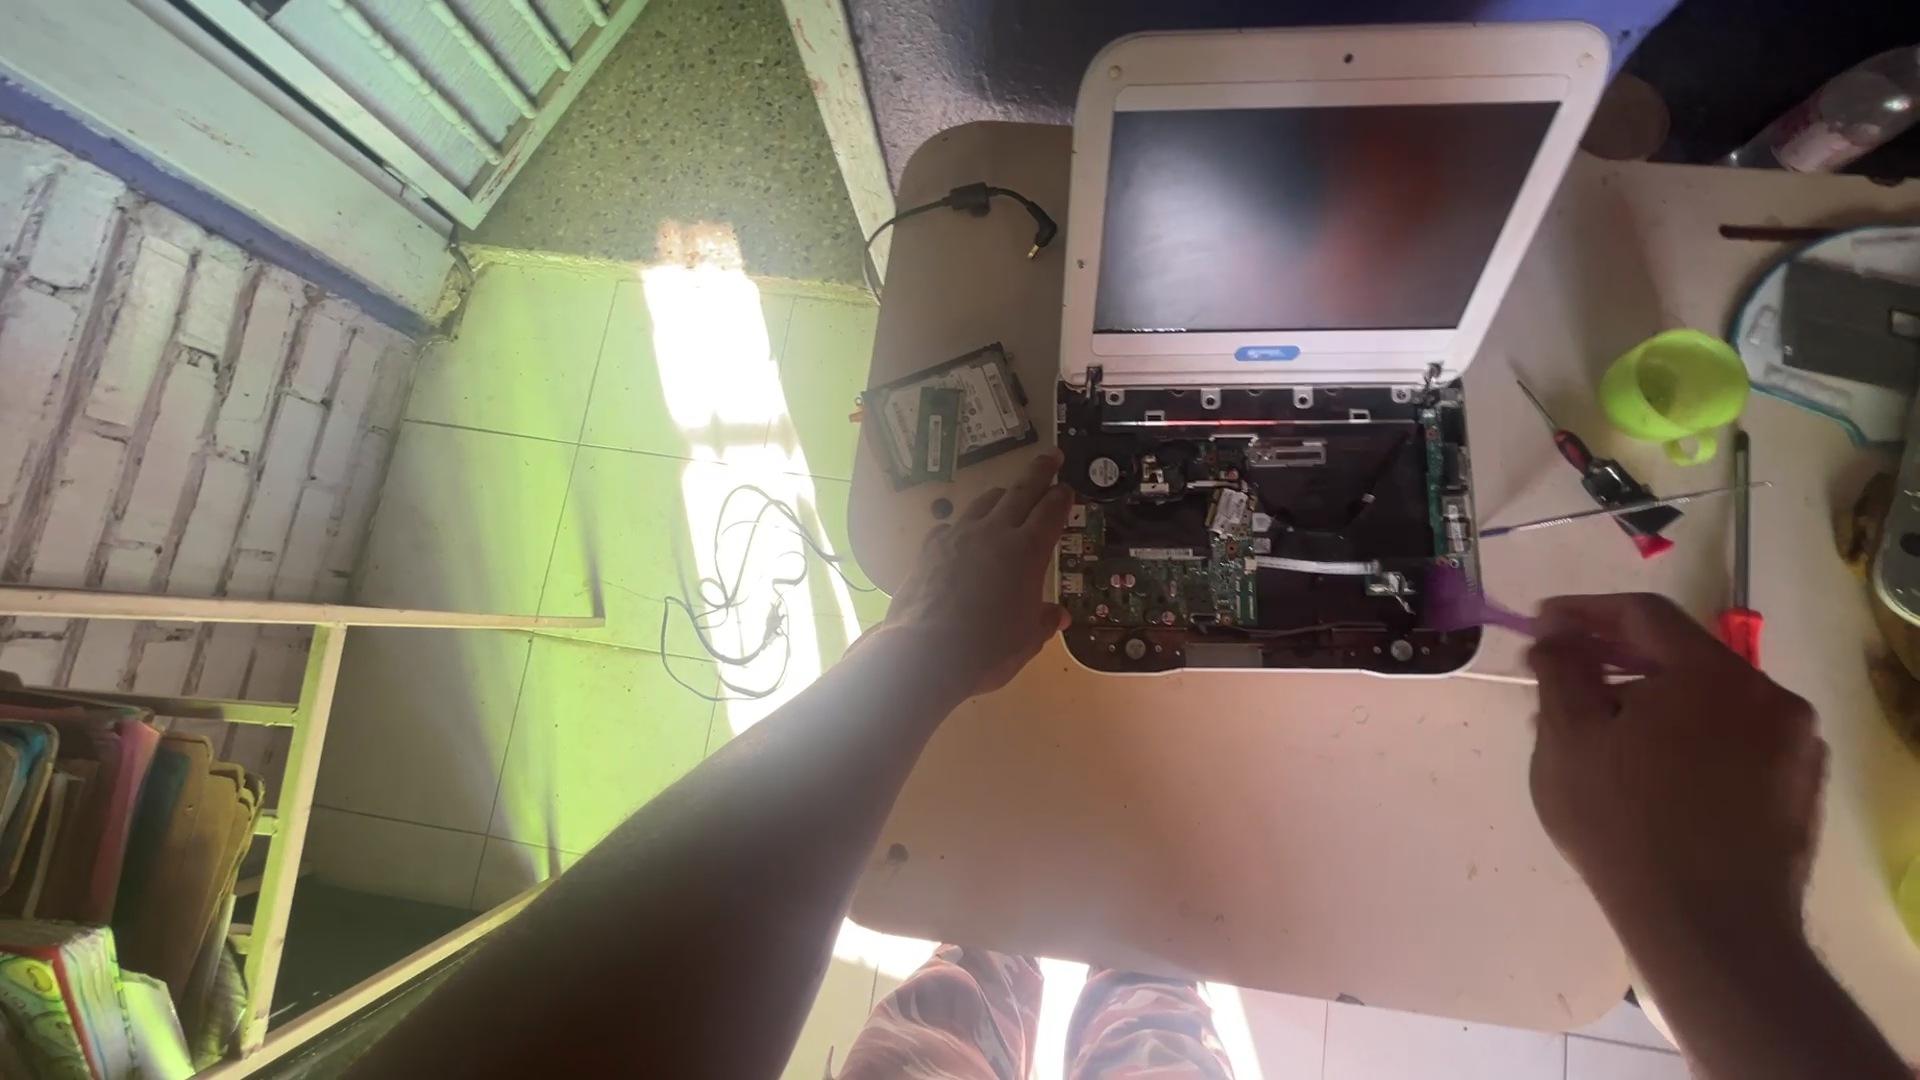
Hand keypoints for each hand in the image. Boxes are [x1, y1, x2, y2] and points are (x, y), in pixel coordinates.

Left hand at [882, 449, 1073, 697]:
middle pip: (1020, 492)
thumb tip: (1057, 616)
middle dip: (1039, 472)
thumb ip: (1043, 622)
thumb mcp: (1026, 640)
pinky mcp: (930, 547)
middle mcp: (994, 533)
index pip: (1051, 512)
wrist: (926, 652)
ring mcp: (959, 536)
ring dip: (1001, 494)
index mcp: (1027, 552)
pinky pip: (951, 526)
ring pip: (985, 502)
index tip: (1067, 488)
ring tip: (1007, 493)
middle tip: (1050, 456)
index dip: (1061, 498)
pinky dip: (963, 526)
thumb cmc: (988, 649)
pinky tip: (961, 534)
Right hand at [1526, 594, 1826, 939]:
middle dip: (1607, 656)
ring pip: (1701, 697)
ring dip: (1639, 696)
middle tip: (1553, 675)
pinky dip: (1675, 730)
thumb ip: (1561, 669)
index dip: (1583, 610)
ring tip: (1586, 730)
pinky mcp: (1795, 788)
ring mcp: (1792, 747)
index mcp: (1713, 676)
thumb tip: (1557, 636)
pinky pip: (1725, 734)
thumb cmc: (1621, 816)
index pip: (1643, 614)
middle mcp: (1768, 699)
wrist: (1707, 923)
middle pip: (1677, 653)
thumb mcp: (1567, 733)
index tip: (1538, 623)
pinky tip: (1635, 763)